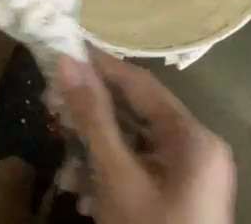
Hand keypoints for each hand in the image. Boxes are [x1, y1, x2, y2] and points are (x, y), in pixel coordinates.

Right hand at [55, 51, 235, 223]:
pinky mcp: (181, 197)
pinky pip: (141, 168)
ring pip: (134, 143)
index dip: (99, 65)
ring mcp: (191, 176)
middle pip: (136, 113)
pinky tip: (85, 196)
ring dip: (95, 151)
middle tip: (52, 109)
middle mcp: (199, 148)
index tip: (60, 52)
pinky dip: (111, 174)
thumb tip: (65, 60)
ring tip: (66, 169)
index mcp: (194, 137)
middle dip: (91, 116)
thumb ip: (92, 117)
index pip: (139, 83)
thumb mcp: (117, 177)